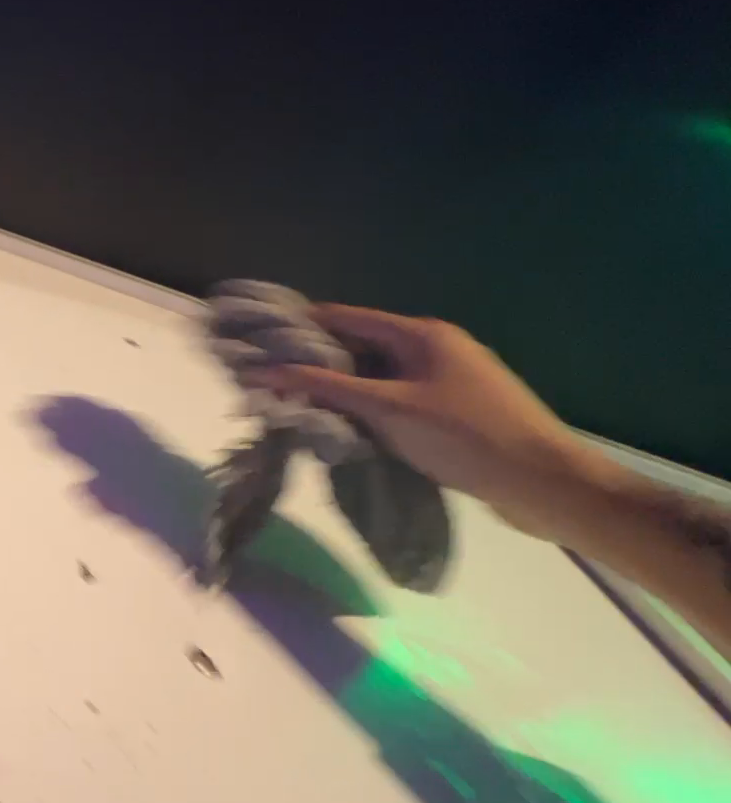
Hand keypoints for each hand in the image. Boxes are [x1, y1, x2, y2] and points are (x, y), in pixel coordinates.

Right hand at [244, 305, 611, 542]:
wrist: (547, 485)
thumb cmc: (464, 436)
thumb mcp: (385, 408)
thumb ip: (321, 387)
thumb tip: (261, 371)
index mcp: (420, 334)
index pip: (341, 317)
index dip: (296, 327)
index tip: (255, 342)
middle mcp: (431, 347)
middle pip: (355, 344)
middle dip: (312, 361)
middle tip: (267, 379)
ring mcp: (442, 378)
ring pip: (370, 373)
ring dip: (335, 387)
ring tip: (292, 403)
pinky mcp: (447, 407)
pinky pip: (389, 395)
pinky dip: (361, 404)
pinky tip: (337, 422)